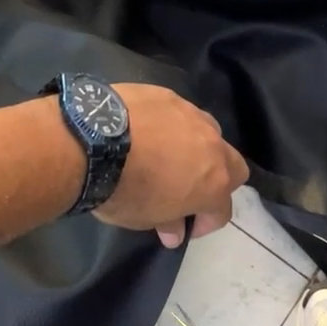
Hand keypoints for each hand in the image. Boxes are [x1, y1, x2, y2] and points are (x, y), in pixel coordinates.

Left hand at [93, 84, 247, 248]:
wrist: (93, 141)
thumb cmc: (123, 189)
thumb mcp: (144, 218)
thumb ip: (167, 221)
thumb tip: (174, 230)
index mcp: (214, 183)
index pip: (222, 210)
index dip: (204, 223)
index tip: (182, 227)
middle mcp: (213, 145)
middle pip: (233, 165)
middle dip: (218, 179)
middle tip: (189, 188)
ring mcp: (192, 115)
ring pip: (209, 132)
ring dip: (196, 148)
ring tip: (166, 155)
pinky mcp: (168, 94)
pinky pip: (179, 113)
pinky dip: (169, 125)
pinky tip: (145, 131)